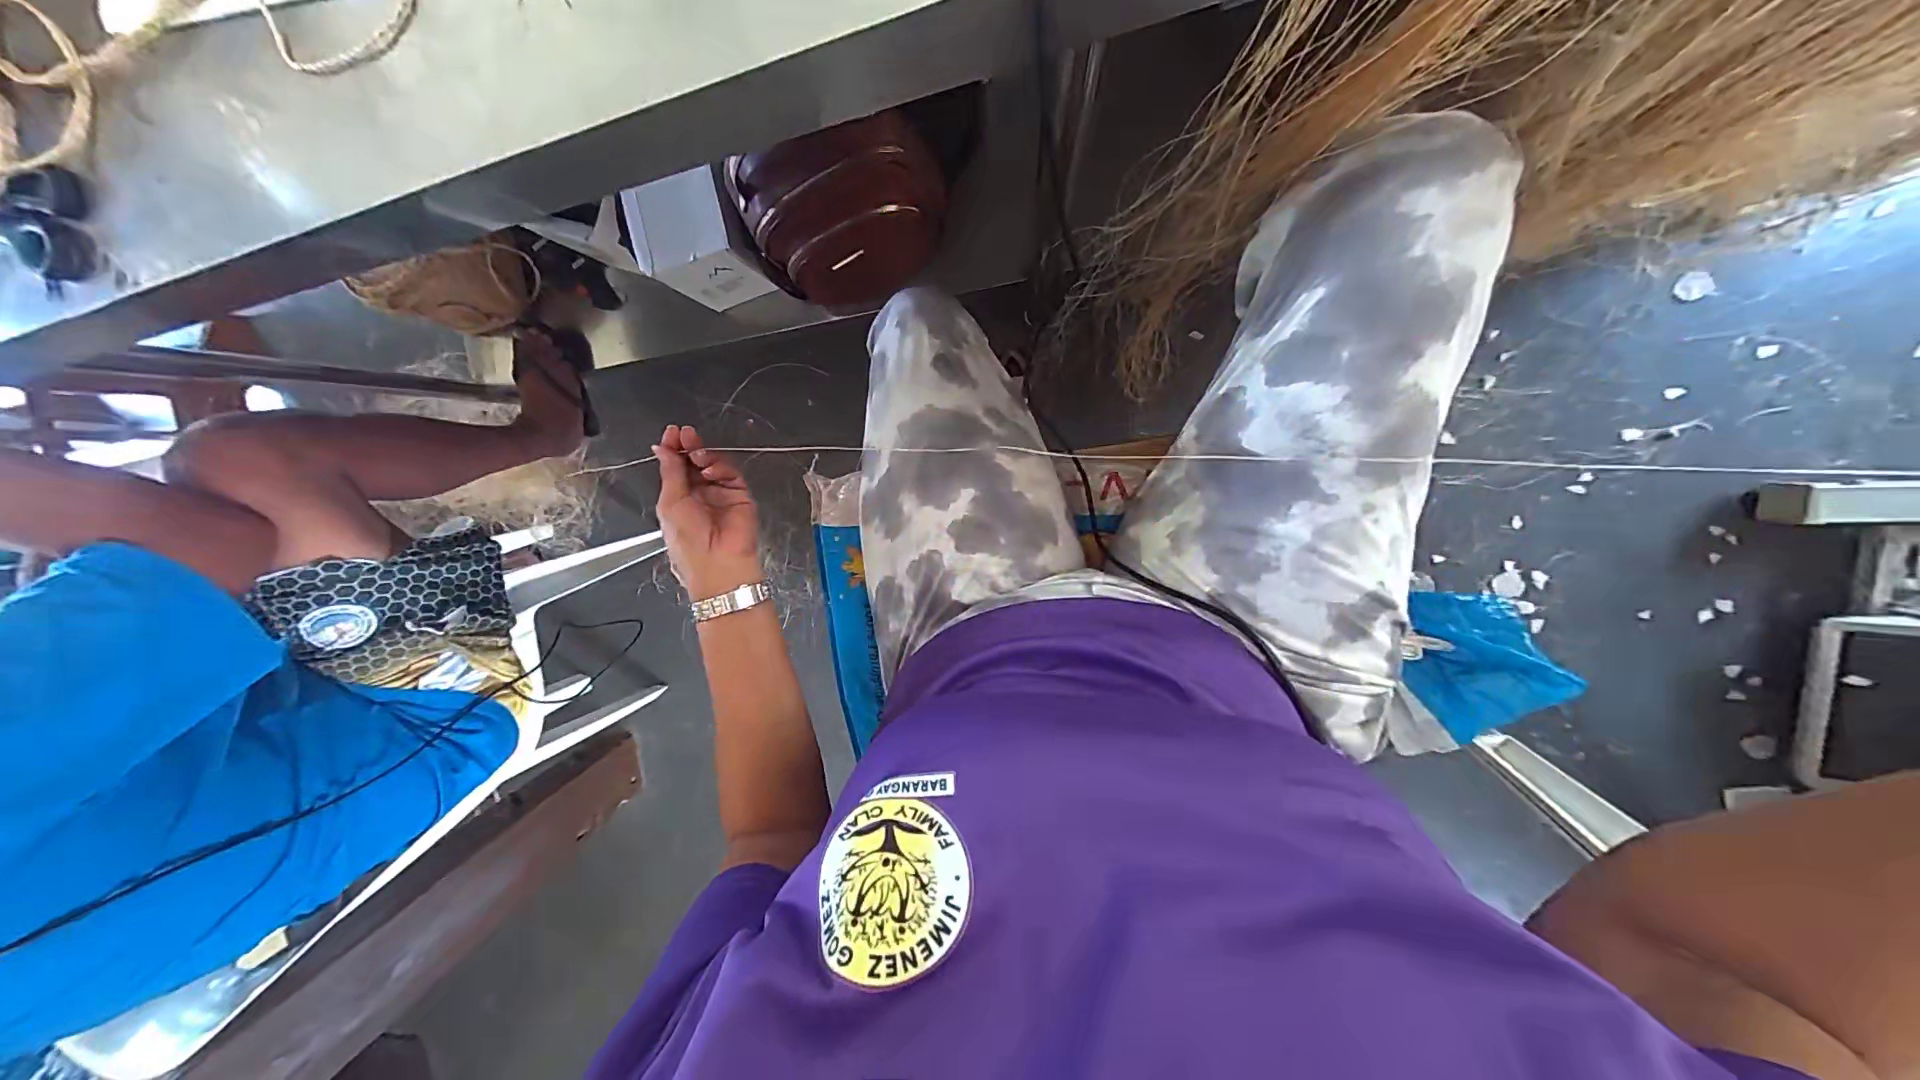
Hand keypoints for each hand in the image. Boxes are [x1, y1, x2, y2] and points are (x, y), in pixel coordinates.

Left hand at [655, 424, 761, 598]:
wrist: (718, 563)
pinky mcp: (740, 495)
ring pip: (713, 465)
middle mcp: (700, 495)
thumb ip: (670, 472)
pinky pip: (731, 474)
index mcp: (678, 498)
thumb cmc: (688, 541)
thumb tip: (662, 449)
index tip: (671, 433)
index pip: (676, 468)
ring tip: (696, 454)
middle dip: (689, 447)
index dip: (673, 449)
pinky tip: (710, 471)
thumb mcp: (670, 503)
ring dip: (703, 456)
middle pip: (695, 463)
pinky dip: (720, 468)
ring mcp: (721, 495)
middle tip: (685, 434)